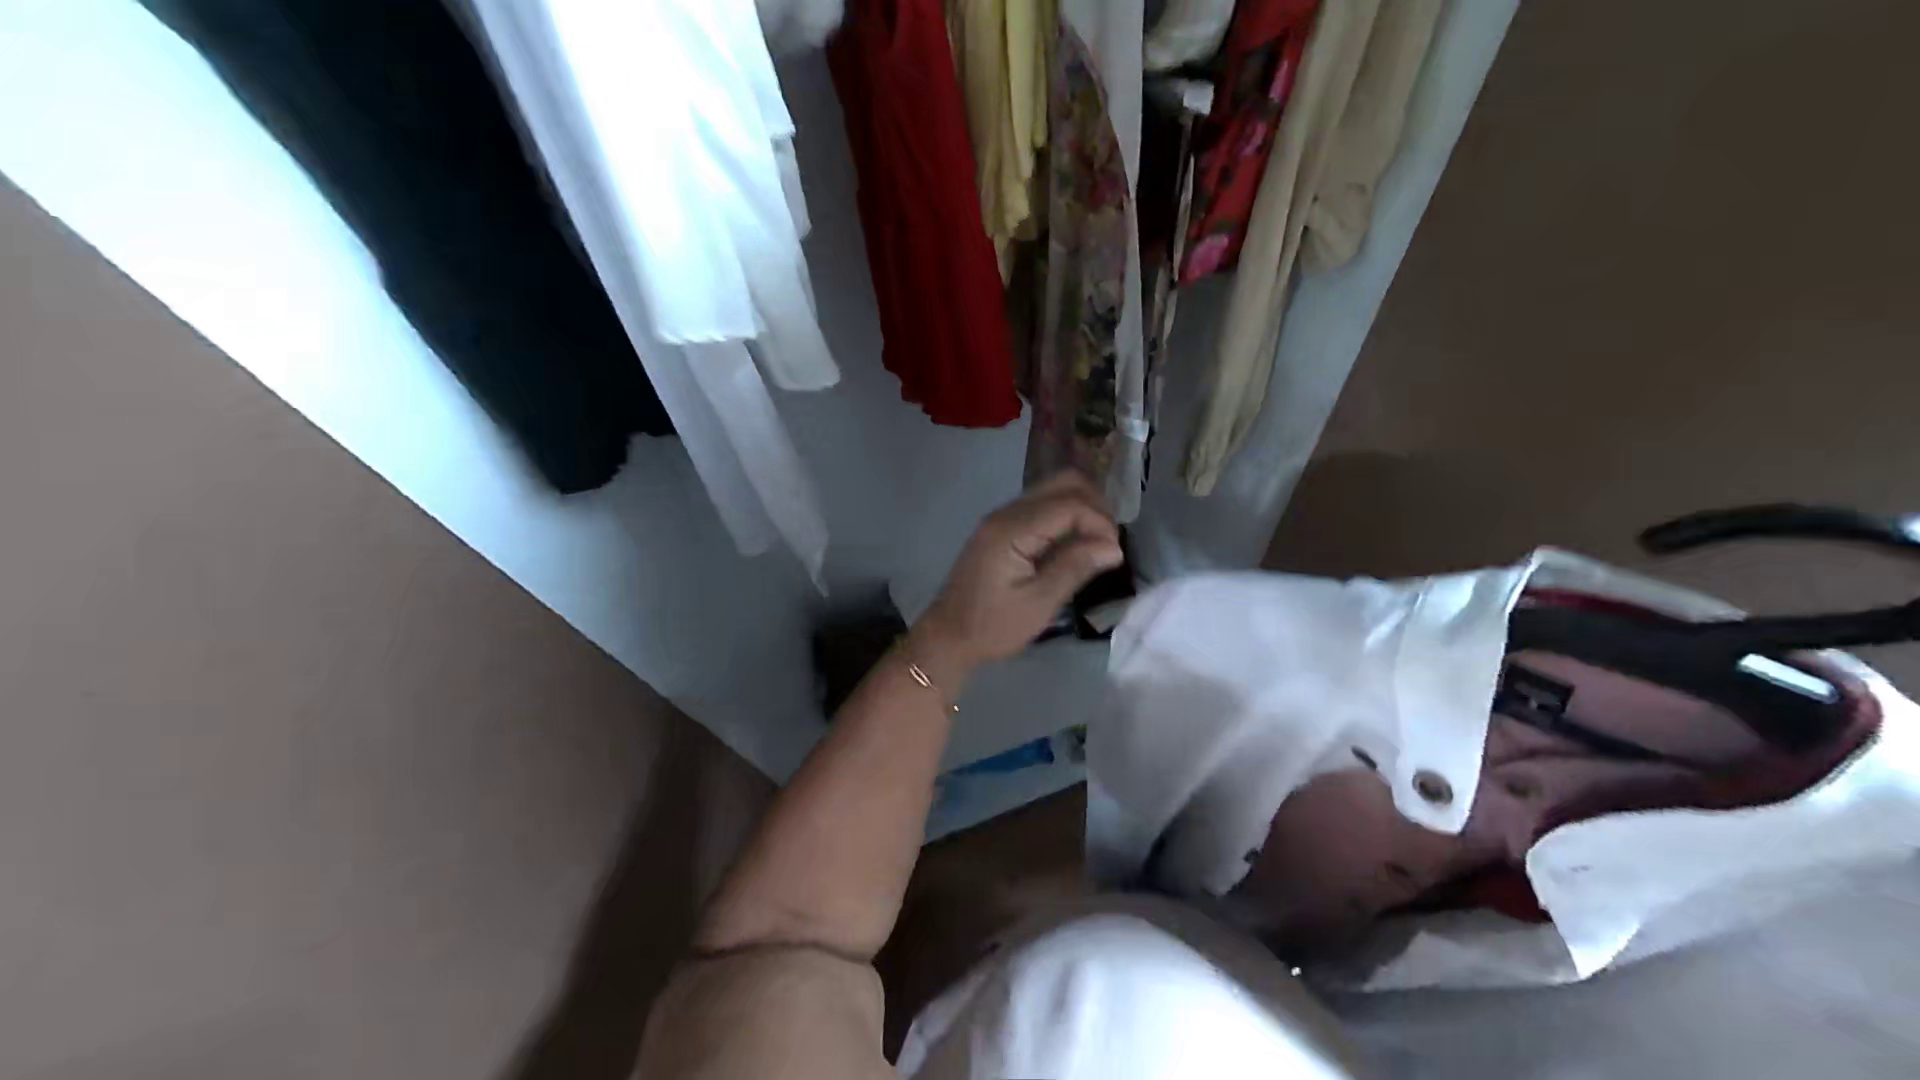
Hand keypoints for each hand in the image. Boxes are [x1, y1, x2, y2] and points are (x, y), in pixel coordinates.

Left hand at [912, 472, 1124, 674]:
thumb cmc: (993, 627)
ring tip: (1098, 545)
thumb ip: (1075, 568)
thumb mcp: (1039, 603)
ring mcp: (1002, 518)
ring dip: (1082, 509)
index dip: (1100, 523)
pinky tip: (1077, 545)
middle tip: (1109, 543)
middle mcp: (1006, 513)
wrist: (948, 636)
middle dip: (1095, 507)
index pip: (1069, 504)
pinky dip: (1066, 517)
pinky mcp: (1003, 528)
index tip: (1114, 554)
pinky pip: (1042, 507)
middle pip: (1063, 483)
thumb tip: (1114, 547)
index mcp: (1011, 530)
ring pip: (1053, 491)